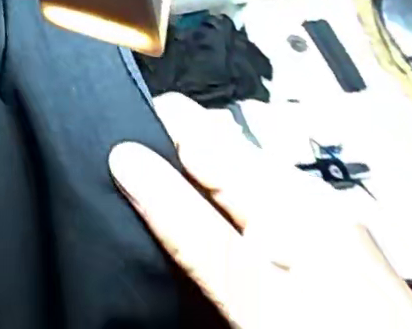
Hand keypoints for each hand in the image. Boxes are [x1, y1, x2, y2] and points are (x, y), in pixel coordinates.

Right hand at [110, 94, 411, 328]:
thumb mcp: (253, 292)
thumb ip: (185, 221)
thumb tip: (120, 151)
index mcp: (286, 192)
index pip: (189, 122)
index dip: (137, 119)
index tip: (88, 127)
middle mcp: (303, 203)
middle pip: (205, 156)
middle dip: (155, 160)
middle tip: (102, 177)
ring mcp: (318, 240)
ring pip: (223, 192)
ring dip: (180, 195)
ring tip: (131, 205)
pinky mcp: (323, 274)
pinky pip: (245, 225)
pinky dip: (209, 225)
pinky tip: (187, 245)